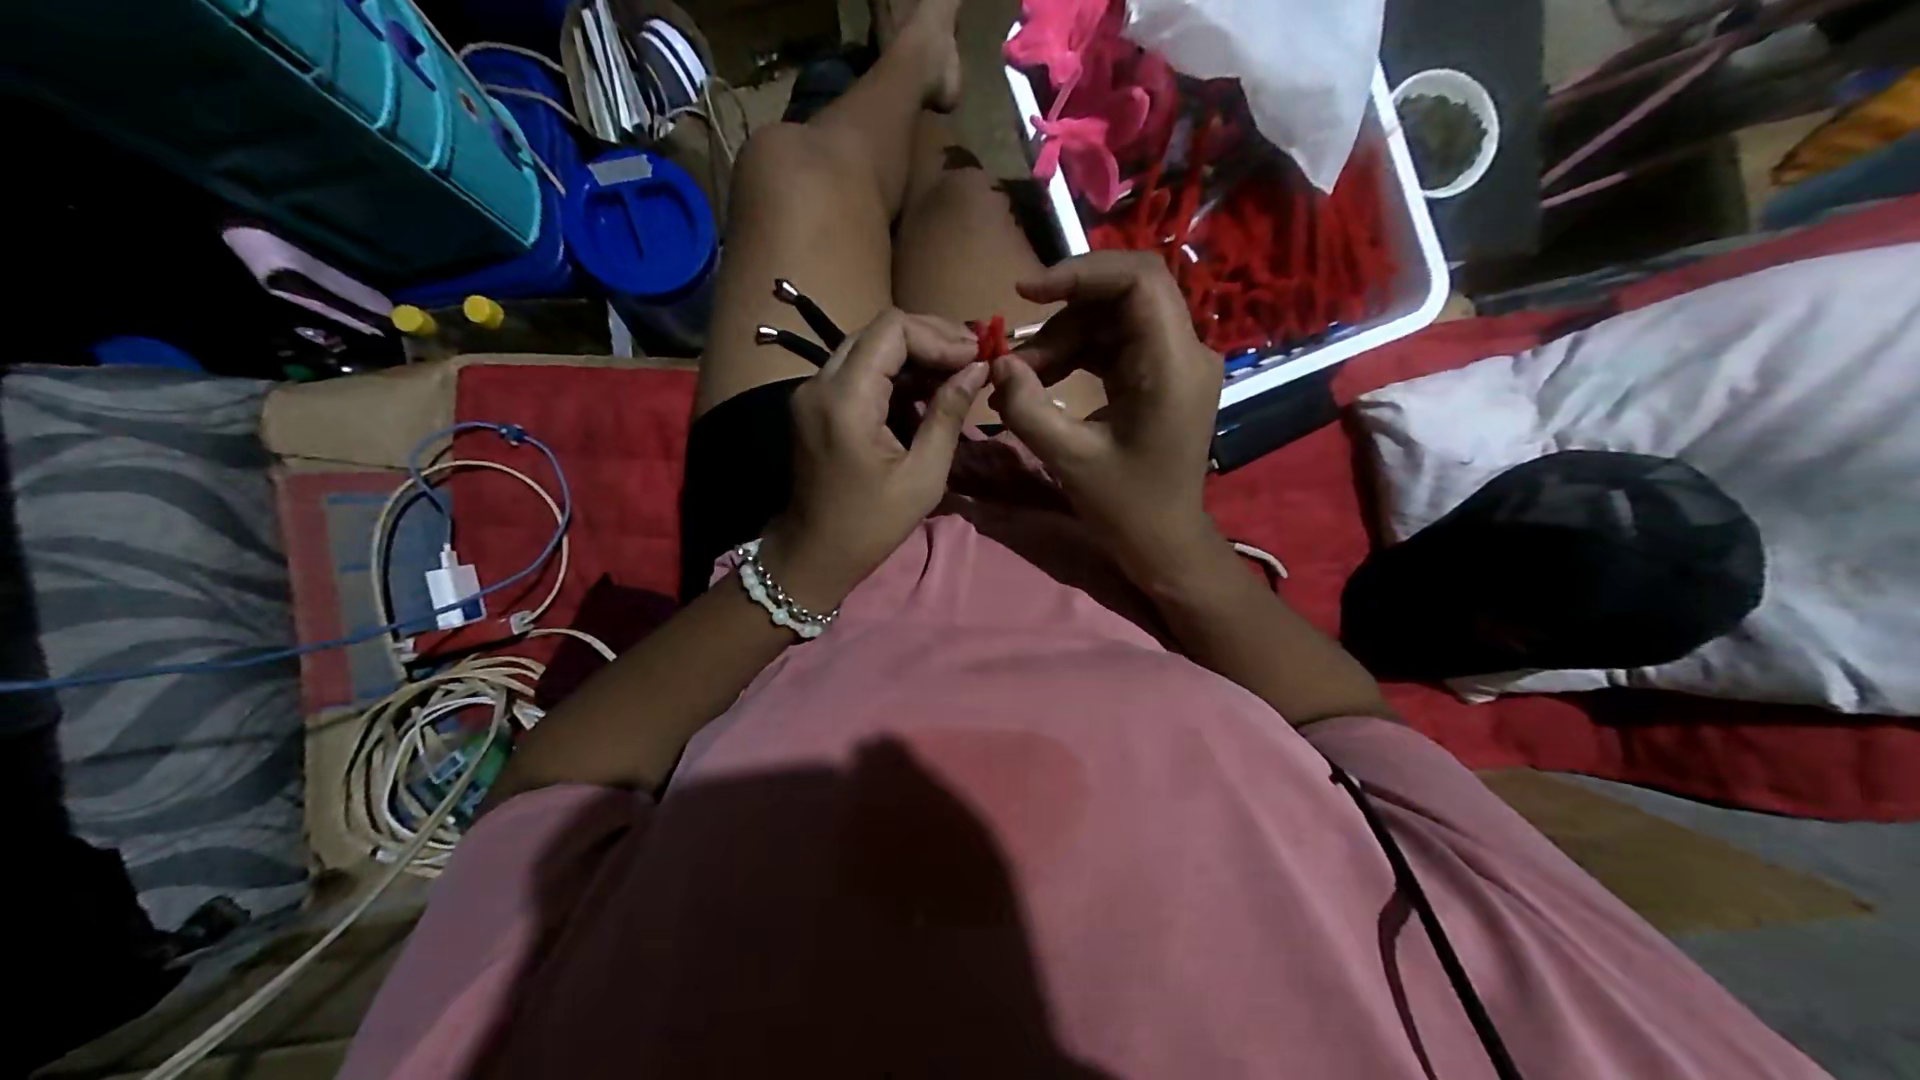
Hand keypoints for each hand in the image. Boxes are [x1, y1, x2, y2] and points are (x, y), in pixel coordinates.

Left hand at [764, 309, 988, 608]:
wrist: (814, 552)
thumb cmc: (871, 524)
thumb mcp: (923, 475)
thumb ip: (948, 414)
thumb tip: (978, 369)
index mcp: (846, 401)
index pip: (892, 329)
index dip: (939, 335)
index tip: (975, 356)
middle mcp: (820, 384)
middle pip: (879, 331)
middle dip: (930, 339)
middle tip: (972, 358)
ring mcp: (812, 392)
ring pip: (868, 347)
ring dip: (914, 355)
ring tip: (957, 373)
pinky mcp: (815, 404)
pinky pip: (858, 371)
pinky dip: (894, 374)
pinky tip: (927, 391)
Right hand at [989, 252, 1224, 588]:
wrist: (1164, 541)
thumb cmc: (1126, 506)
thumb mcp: (1069, 458)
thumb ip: (1027, 408)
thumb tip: (997, 364)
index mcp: (1174, 366)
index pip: (1139, 280)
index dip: (1082, 272)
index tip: (1028, 291)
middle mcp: (1185, 351)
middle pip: (1123, 295)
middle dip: (1063, 314)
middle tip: (1019, 356)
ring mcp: (1175, 362)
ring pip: (1113, 319)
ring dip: (1064, 337)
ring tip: (1024, 376)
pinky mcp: (1160, 375)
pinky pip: (1115, 344)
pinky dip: (1077, 354)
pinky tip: (1044, 379)